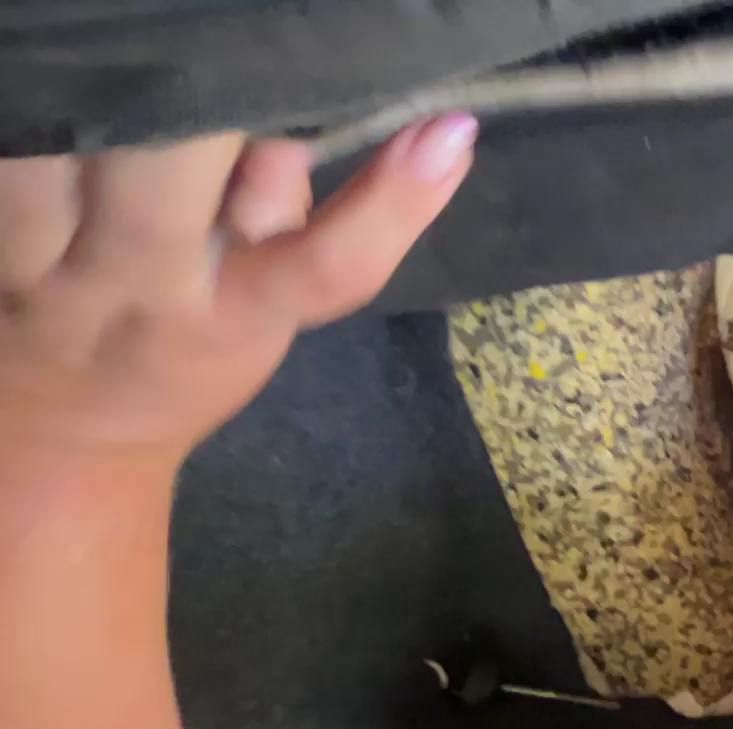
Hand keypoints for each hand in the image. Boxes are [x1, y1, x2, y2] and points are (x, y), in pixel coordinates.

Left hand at [0, 114, 476, 471]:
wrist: (62, 421)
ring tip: (150, 78)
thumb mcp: (274, 313)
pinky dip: (43, 102)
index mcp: (244, 315)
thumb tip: (295, 123)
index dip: (395, 201)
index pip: (335, 263)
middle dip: (209, 108)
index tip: (452, 133)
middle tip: (234, 67)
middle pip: (173, 172)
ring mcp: (36, 256)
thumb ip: (290, 221)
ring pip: (65, 140)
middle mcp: (143, 288)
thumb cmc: (197, 357)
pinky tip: (78, 90)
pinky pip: (8, 143)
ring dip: (116, 97)